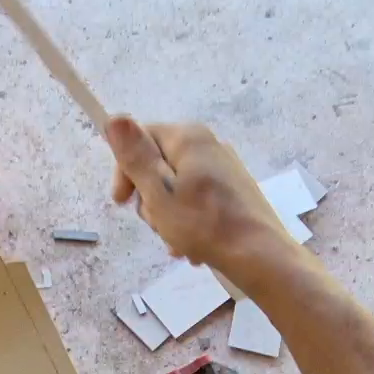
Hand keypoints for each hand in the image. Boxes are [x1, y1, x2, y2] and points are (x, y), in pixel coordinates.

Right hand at [105, 116, 304, 281]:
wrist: (259, 256)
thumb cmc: (203, 225)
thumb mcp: (159, 192)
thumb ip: (136, 157)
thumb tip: (114, 118)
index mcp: (188, 138)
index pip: (141, 138)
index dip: (125, 170)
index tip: (122, 203)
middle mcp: (208, 145)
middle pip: (158, 166)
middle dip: (150, 200)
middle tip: (156, 226)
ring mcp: (223, 169)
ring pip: (176, 189)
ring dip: (167, 218)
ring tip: (175, 242)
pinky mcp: (233, 192)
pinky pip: (196, 203)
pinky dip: (187, 224)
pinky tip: (190, 247)